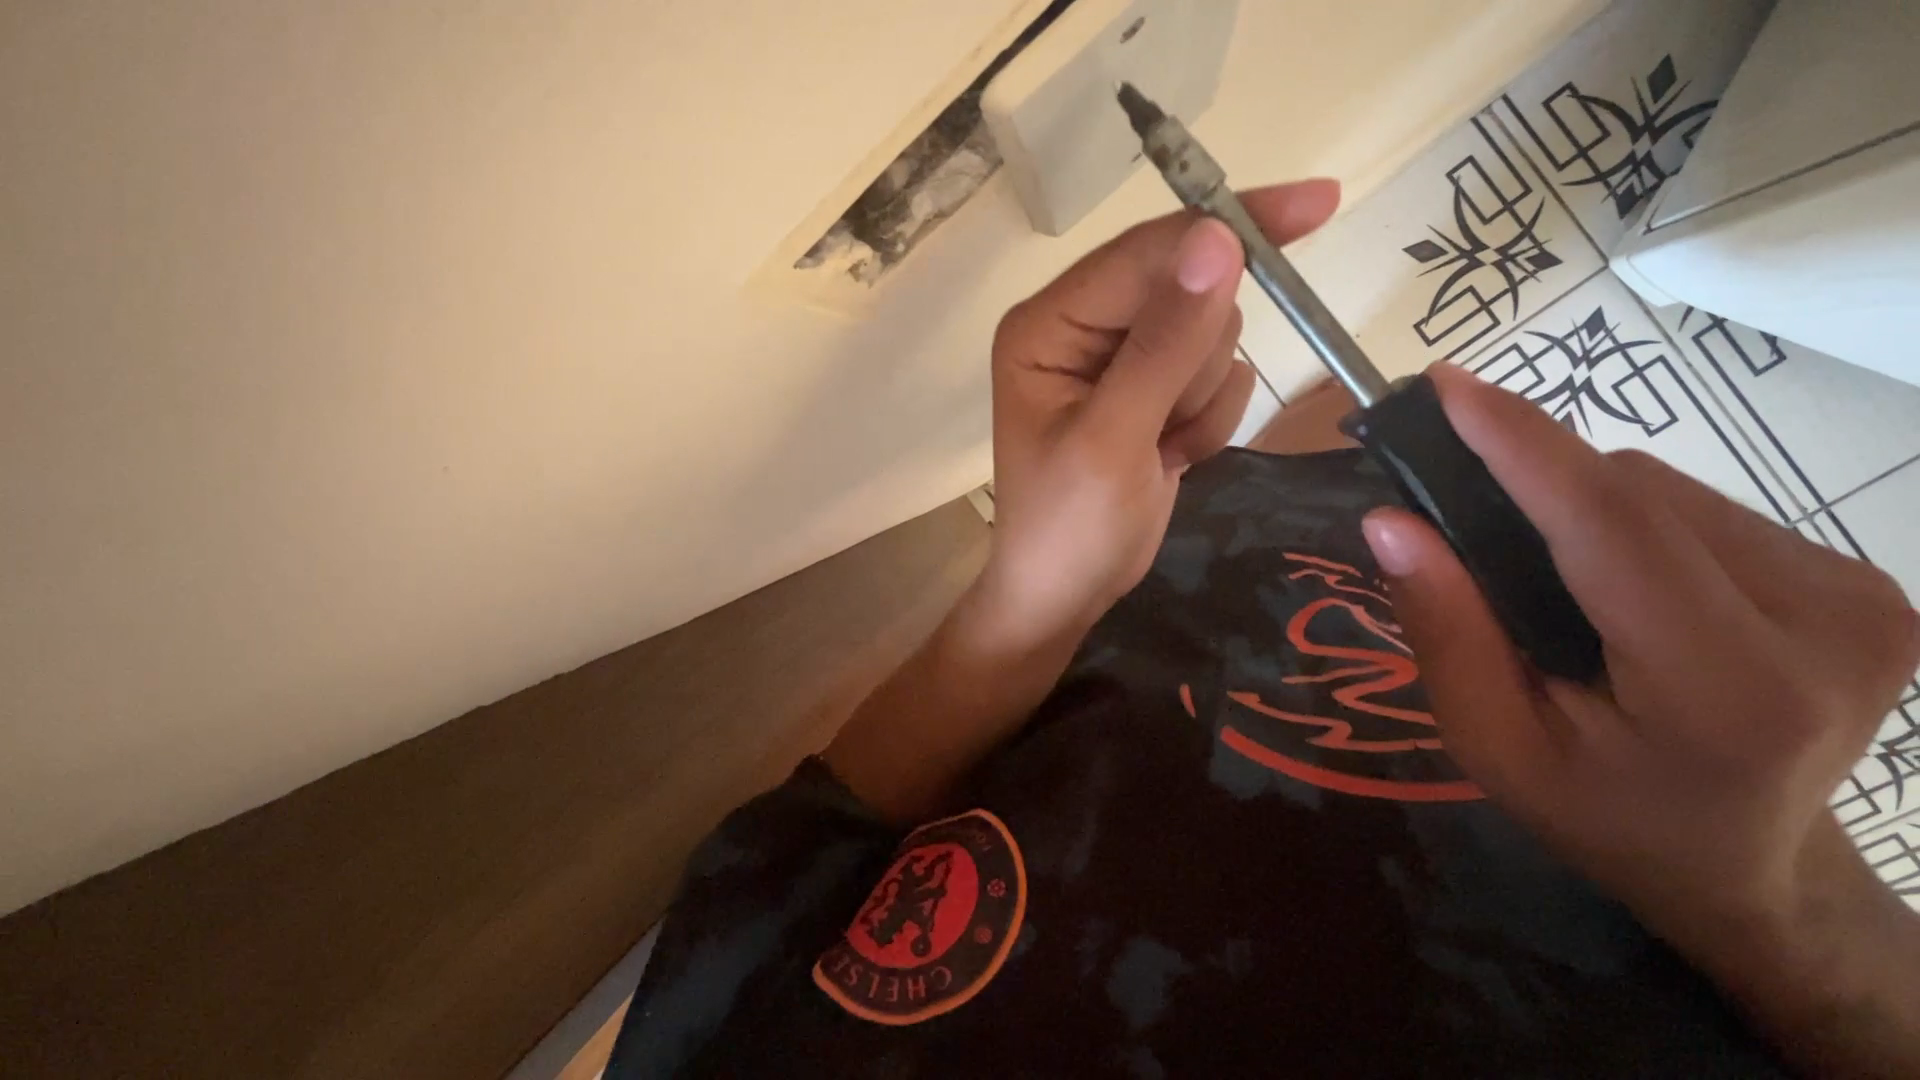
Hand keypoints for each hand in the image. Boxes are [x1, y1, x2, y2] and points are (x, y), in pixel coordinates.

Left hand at [976, 180, 1340, 647]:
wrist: (1068, 594)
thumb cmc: (1068, 527)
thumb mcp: (1112, 439)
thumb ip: (1164, 344)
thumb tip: (1219, 239)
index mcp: (1049, 322)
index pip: (1146, 251)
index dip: (1227, 228)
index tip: (1317, 204)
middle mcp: (1083, 326)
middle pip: (1191, 288)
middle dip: (1196, 362)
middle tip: (1163, 423)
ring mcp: (1123, 358)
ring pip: (1215, 334)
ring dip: (1201, 400)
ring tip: (1158, 448)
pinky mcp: (1154, 389)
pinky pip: (1221, 376)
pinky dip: (1207, 422)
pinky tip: (1168, 457)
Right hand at [1363, 364, 1919, 966]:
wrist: (1753, 868)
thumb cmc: (1603, 817)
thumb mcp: (1493, 745)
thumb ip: (1446, 631)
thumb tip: (1389, 520)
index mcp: (1727, 686)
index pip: (1611, 525)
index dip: (1522, 443)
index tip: (1445, 385)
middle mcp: (1826, 623)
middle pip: (1636, 495)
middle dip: (1534, 484)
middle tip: (1459, 519)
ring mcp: (1862, 596)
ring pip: (1668, 491)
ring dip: (1582, 505)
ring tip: (1544, 573)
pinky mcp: (1864, 580)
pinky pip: (1702, 508)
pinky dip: (1630, 522)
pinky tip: (1612, 580)